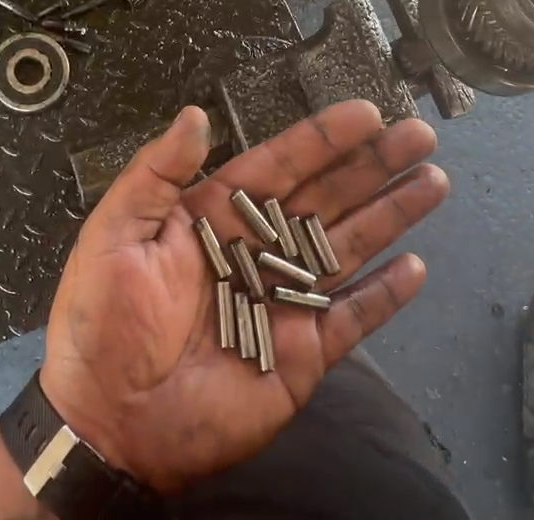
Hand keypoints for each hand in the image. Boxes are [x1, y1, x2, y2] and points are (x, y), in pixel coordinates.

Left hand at [41, 101, 447, 493]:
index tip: (363, 112)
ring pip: (346, 247)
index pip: (276, 166)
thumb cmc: (101, 320)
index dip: (320, 139)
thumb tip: (195, 115)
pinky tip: (413, 267)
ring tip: (432, 181)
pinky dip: (383, 295)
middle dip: (370, 166)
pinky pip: (350, 317)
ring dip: (390, 215)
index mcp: (211, 217)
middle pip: (323, 198)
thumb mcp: (115, 232)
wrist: (109, 420)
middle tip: (417, 134)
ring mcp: (280, 301)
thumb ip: (157, 171)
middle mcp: (253, 251)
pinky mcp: (301, 353)